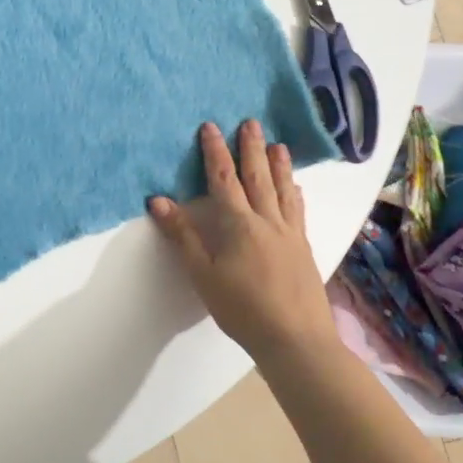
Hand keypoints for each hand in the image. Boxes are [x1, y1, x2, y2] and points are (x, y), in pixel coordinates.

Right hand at [147, 120, 338, 356]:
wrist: (296, 339)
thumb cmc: (242, 307)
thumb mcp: (202, 273)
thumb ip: (183, 235)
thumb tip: (158, 201)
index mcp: (239, 225)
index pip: (224, 180)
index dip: (215, 152)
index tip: (210, 127)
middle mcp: (268, 222)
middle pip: (258, 177)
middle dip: (251, 148)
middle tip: (251, 122)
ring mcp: (290, 234)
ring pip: (284, 191)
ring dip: (279, 165)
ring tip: (278, 145)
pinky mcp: (304, 249)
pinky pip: (298, 210)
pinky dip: (294, 193)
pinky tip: (295, 189)